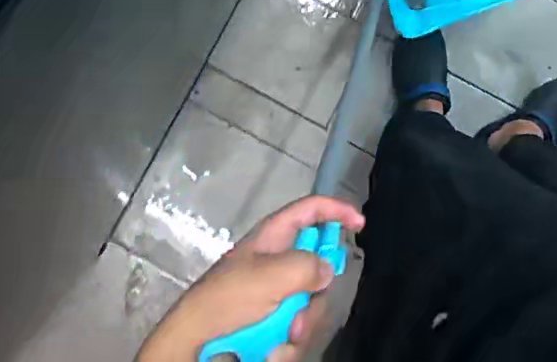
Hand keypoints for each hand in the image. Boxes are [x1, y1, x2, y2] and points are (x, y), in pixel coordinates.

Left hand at [138, 195, 365, 361]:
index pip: (311, 210)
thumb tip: (326, 269)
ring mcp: (275, 294)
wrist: (195, 344)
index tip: (360, 224)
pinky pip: (296, 331)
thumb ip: (306, 266)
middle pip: (317, 268)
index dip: (336, 210)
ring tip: (278, 343)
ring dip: (299, 329)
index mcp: (274, 236)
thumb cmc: (229, 300)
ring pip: (310, 306)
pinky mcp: (271, 323)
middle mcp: (277, 261)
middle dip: (314, 298)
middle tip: (299, 320)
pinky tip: (269, 353)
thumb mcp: (270, 276)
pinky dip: (285, 346)